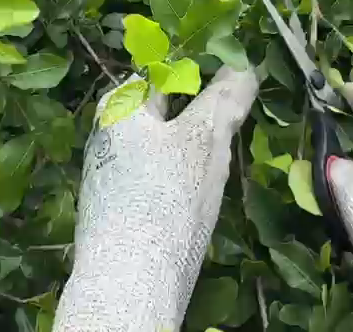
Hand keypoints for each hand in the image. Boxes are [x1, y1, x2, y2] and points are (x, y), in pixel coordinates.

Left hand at [53, 65, 257, 331]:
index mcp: (120, 105)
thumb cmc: (164, 198)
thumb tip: (244, 66)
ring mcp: (110, 173)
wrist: (130, 287)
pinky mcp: (119, 210)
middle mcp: (107, 133)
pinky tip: (198, 193)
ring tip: (225, 150)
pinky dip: (179, 176)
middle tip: (238, 108)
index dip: (201, 65)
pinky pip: (155, 176)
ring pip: (161, 143)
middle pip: (163, 107)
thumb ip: (225, 98)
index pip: (163, 68)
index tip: (237, 70)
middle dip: (200, 107)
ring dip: (192, 144)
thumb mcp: (204, 140)